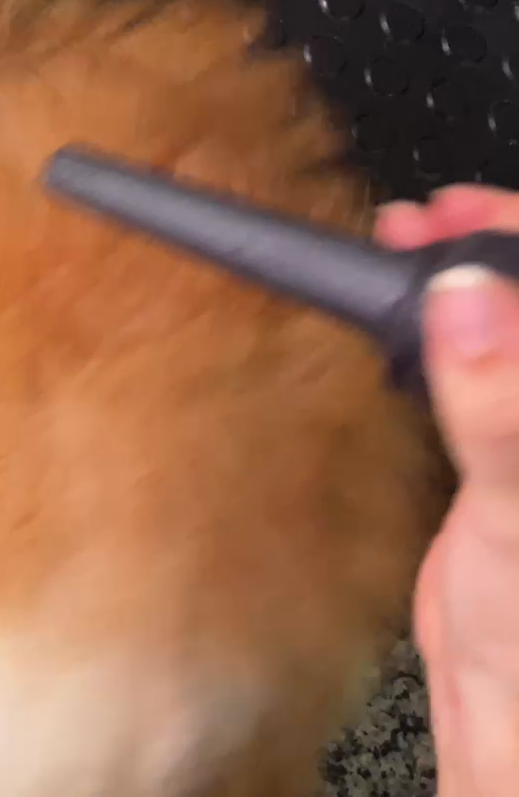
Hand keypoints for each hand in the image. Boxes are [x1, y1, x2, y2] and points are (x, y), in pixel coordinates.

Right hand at [376, 186, 518, 794]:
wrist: (512, 707)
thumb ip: (505, 405)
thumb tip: (468, 301)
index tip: (462, 210)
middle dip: (496, 250)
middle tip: (426, 218)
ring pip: (505, 337)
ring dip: (465, 287)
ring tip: (410, 251)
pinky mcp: (505, 463)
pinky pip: (473, 377)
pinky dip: (436, 337)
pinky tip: (409, 325)